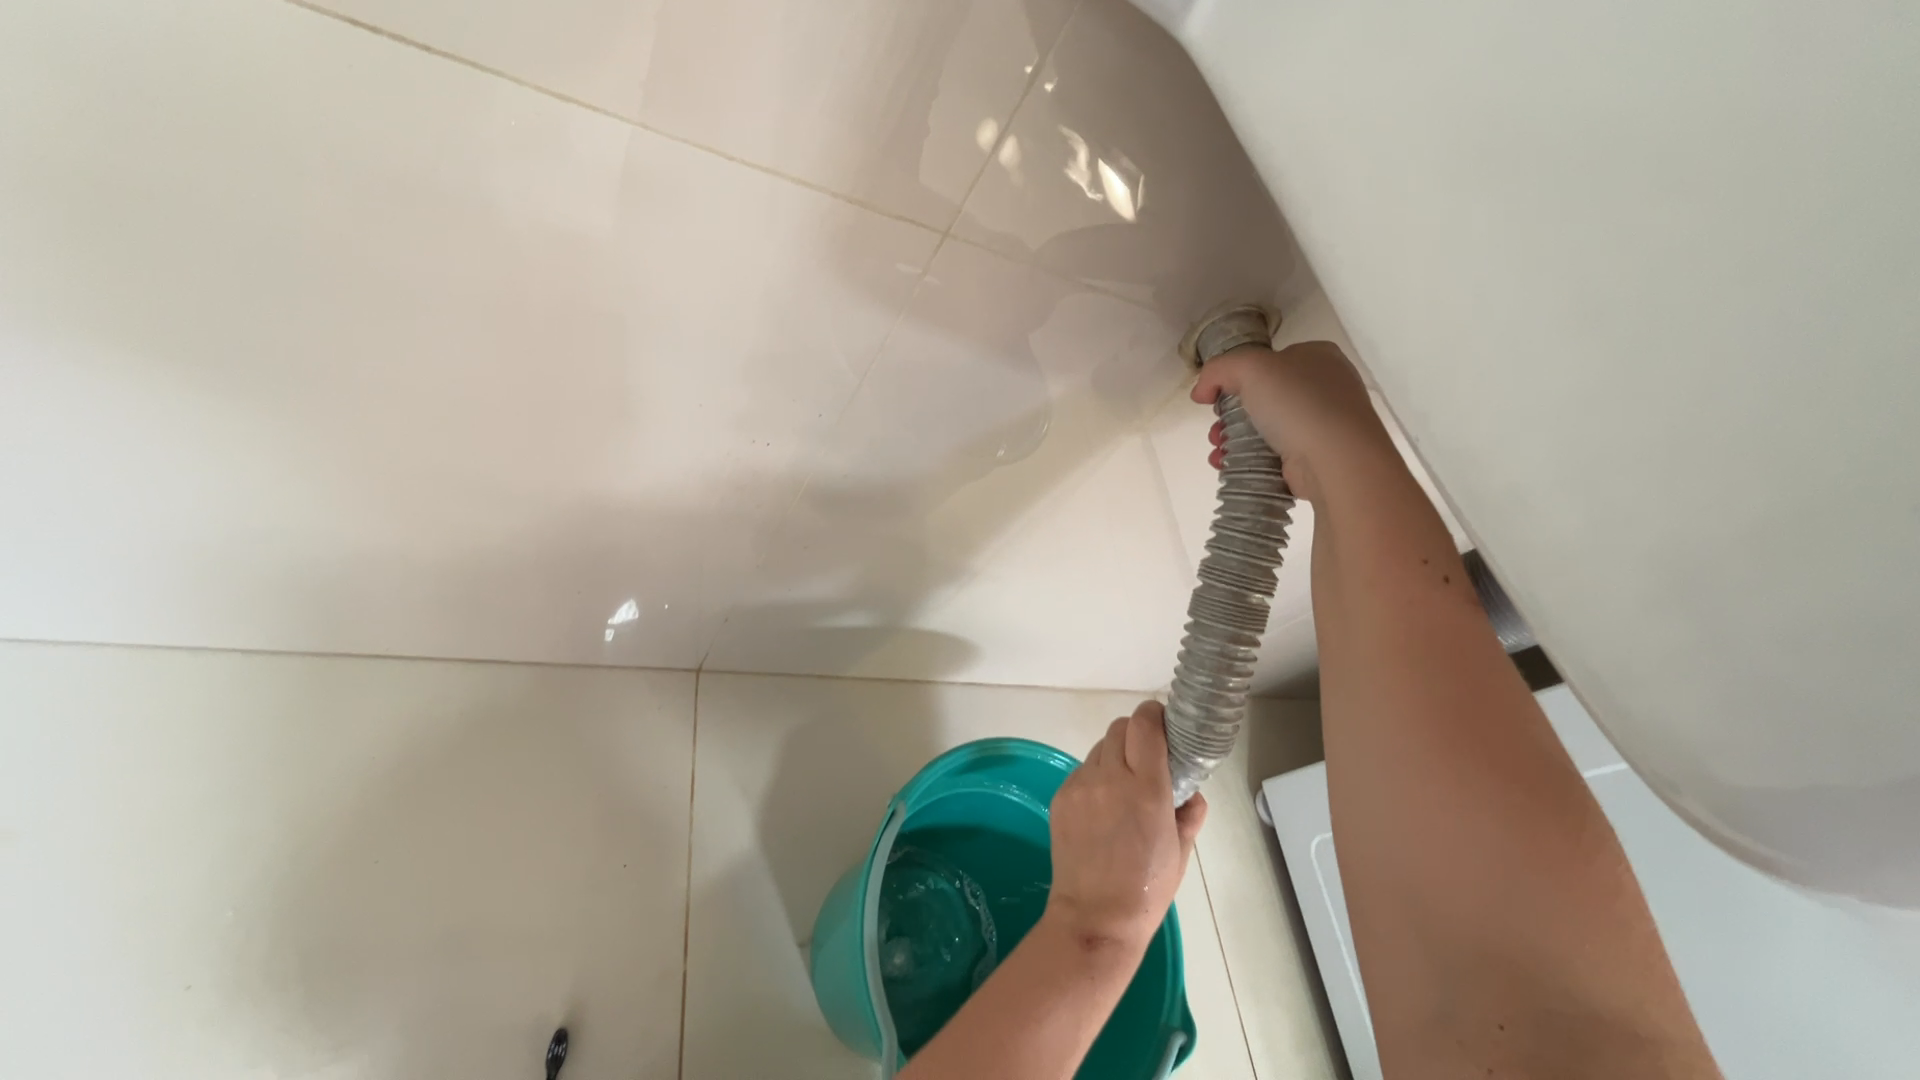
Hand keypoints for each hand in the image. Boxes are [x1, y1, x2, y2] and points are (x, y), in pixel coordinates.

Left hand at [1045, 701, 1207, 953]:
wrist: (1095, 918)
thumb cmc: (1147, 888)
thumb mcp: (1181, 851)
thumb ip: (1190, 813)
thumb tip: (1190, 792)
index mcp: (1146, 788)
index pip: (1145, 725)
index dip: (1154, 716)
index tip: (1164, 724)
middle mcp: (1110, 778)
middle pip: (1120, 728)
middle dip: (1136, 734)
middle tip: (1148, 758)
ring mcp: (1081, 786)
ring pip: (1099, 748)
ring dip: (1115, 756)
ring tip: (1124, 788)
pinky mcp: (1061, 798)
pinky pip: (1082, 772)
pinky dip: (1096, 778)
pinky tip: (1103, 809)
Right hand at [1192, 340, 1395, 502]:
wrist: (1336, 459)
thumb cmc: (1297, 403)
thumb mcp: (1249, 366)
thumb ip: (1217, 370)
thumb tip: (1201, 391)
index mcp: (1316, 357)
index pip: (1269, 362)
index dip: (1237, 377)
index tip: (1217, 397)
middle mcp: (1324, 387)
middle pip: (1261, 398)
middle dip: (1229, 415)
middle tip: (1216, 430)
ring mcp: (1322, 424)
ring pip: (1264, 428)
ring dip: (1232, 439)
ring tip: (1218, 450)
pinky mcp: (1315, 456)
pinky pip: (1272, 454)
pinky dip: (1247, 459)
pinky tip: (1228, 465)